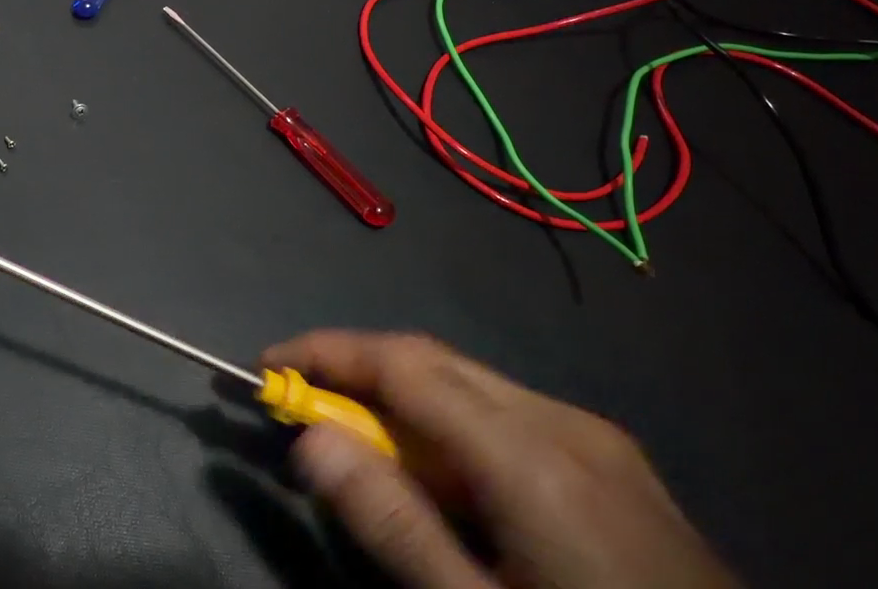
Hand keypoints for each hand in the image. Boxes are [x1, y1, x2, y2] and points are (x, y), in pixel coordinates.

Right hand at [263, 332, 740, 588]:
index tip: (262, 369)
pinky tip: (442, 476)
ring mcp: (598, 439)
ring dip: (399, 398)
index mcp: (530, 456)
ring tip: (362, 451)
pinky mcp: (614, 461)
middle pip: (432, 361)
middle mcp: (563, 423)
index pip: (402, 364)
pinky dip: (447, 422)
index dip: (323, 352)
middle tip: (298, 409)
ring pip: (468, 383)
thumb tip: (310, 438)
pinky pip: (506, 412)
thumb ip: (392, 524)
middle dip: (354, 370)